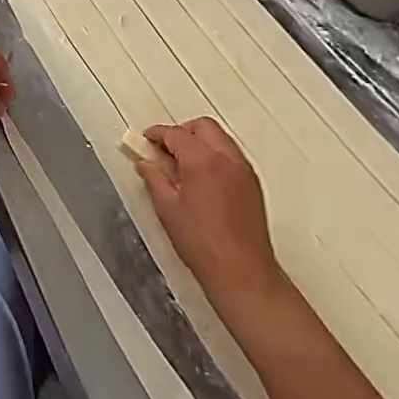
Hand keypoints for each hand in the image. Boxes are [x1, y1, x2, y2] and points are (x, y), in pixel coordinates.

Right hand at [135, 118, 285, 303]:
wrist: (241, 271)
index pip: (176, 134)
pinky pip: (231, 154)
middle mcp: (227, 159)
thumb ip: (154, 179)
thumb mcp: (167, 208)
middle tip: (163, 148)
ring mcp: (244, 170)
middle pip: (202, 127)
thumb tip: (146, 165)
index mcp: (203, 161)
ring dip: (199, 141)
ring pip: (220, 138)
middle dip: (181, 131)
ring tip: (180, 163)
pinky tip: (200, 175)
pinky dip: (214, 154)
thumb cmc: (205, 245)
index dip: (157, 134)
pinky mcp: (252, 184)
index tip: (147, 139)